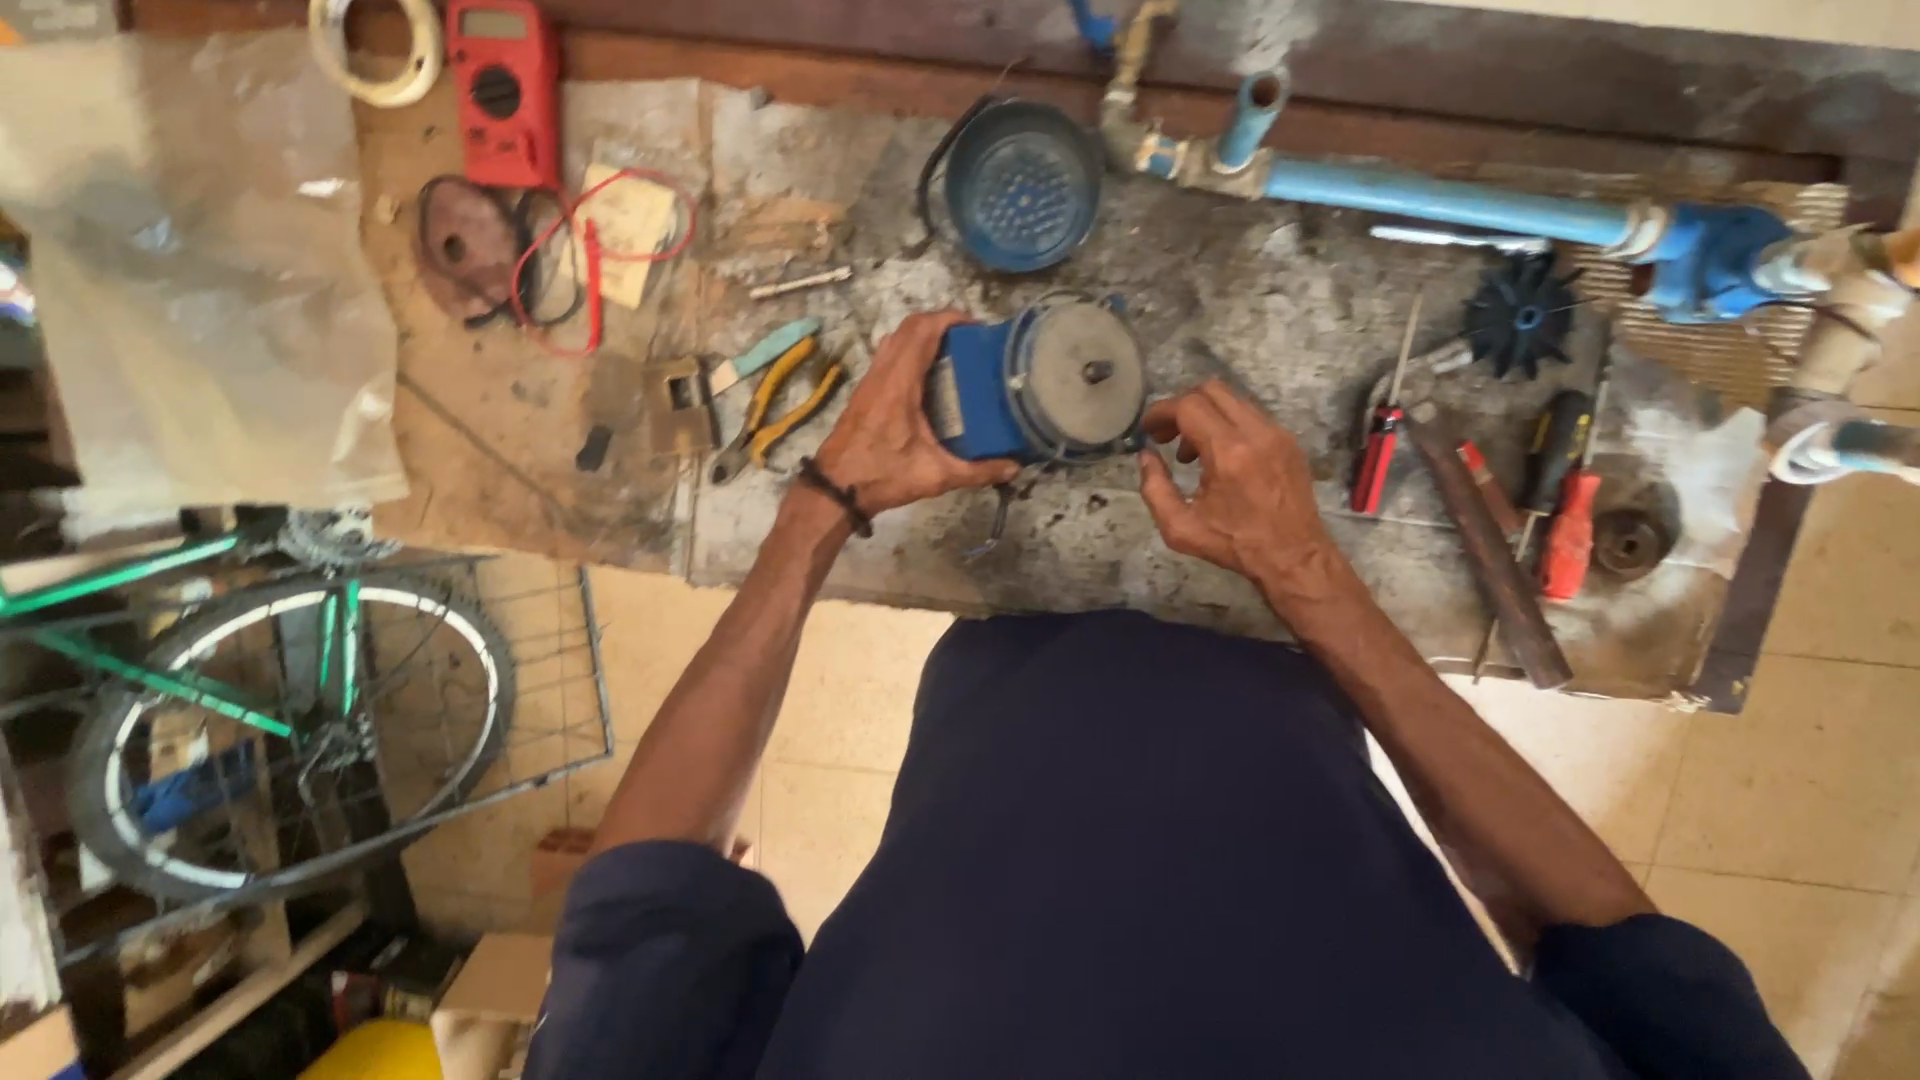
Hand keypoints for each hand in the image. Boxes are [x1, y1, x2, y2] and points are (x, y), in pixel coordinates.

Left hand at [813, 310, 1019, 513]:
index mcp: (900, 383)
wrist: (835, 489)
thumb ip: (977, 471)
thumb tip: (1014, 468)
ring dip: (922, 337)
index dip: (950, 318)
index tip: (976, 328)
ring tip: (952, 356)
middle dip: (940, 324)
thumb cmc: (883, 476)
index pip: (923, 329)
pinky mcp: (865, 393)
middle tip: (969, 341)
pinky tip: (928, 381)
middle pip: (909, 327)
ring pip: (896, 340)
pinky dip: (909, 354)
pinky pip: (888, 357)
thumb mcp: (936, 476)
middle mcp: (883, 373)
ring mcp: (870, 381)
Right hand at [1137, 380, 1336, 591]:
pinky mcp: (1289, 441)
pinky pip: (1251, 415)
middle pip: (1211, 390)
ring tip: (1191, 451)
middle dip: (1181, 407)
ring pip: (1233, 399)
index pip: (1188, 406)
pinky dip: (1227, 424)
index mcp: (1228, 453)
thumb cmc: (1234, 546)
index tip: (1148, 430)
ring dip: (1205, 415)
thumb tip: (1146, 456)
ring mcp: (1277, 434)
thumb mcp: (1180, 527)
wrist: (1295, 557)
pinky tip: (1219, 456)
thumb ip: (1154, 488)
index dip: (1160, 412)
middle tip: (1167, 436)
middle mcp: (1256, 433)